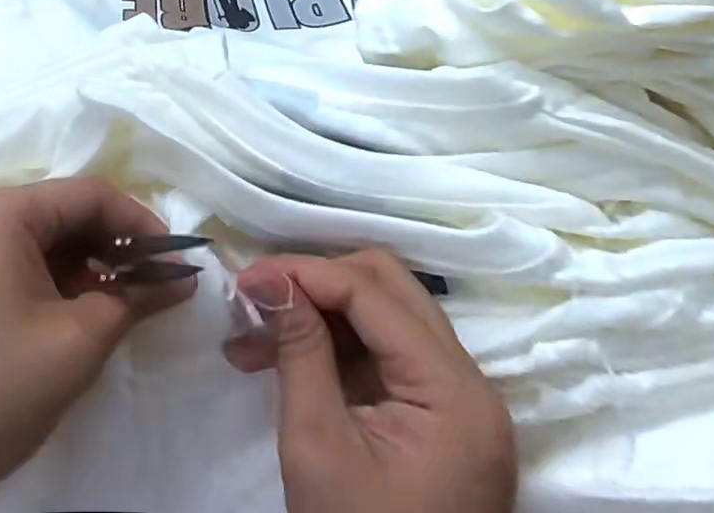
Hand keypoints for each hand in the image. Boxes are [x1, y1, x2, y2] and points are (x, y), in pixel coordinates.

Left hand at [0, 178, 195, 512]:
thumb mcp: (78, 340)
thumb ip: (135, 298)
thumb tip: (181, 279)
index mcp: (6, 212)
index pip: (89, 194)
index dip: (139, 222)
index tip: (178, 262)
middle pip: (67, 212)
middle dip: (116, 244)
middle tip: (158, 286)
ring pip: (47, 239)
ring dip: (91, 265)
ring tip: (126, 304)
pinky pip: (25, 262)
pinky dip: (61, 280)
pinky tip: (84, 312)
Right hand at [224, 250, 514, 512]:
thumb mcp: (317, 442)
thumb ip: (300, 348)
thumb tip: (269, 277)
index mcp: (454, 393)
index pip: (372, 293)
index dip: (304, 272)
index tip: (245, 276)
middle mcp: (468, 383)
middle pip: (388, 287)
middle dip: (316, 280)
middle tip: (260, 294)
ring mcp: (454, 398)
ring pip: (380, 312)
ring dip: (315, 310)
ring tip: (253, 331)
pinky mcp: (433, 412)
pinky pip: (378, 350)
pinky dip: (328, 343)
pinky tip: (276, 355)